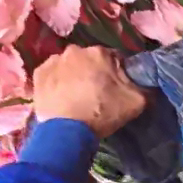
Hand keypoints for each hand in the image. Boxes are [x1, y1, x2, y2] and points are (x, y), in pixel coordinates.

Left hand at [32, 45, 147, 137]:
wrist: (67, 131)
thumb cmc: (103, 112)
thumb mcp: (136, 101)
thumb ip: (143, 87)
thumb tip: (144, 82)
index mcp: (99, 52)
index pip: (114, 58)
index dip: (118, 72)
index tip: (118, 86)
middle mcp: (74, 51)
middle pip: (90, 60)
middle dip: (94, 71)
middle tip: (98, 91)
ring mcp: (53, 61)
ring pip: (70, 66)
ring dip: (75, 75)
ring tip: (78, 95)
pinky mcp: (37, 75)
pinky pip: (53, 74)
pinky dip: (58, 82)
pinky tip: (64, 96)